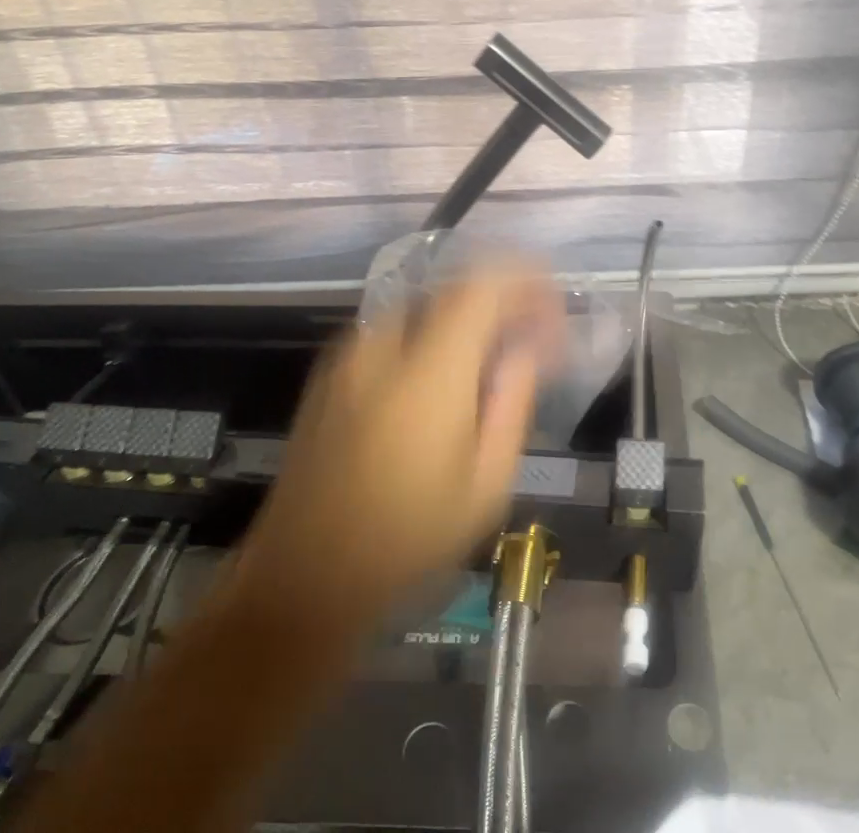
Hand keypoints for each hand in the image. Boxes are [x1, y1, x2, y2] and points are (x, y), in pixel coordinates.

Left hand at [234, 263, 565, 622]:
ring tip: (488, 371)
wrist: (305, 574)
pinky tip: (438, 389)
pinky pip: (388, 337)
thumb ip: (511, 403)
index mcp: (429, 369)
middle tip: (529, 345)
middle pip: (450, 292)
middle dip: (498, 305)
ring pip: (418, 312)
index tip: (553, 316)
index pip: (483, 284)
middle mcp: (383, 347)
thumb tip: (526, 351)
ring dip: (461, 326)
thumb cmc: (409, 537)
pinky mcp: (327, 379)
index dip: (526, 283)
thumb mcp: (486, 484)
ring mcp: (346, 360)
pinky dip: (424, 343)